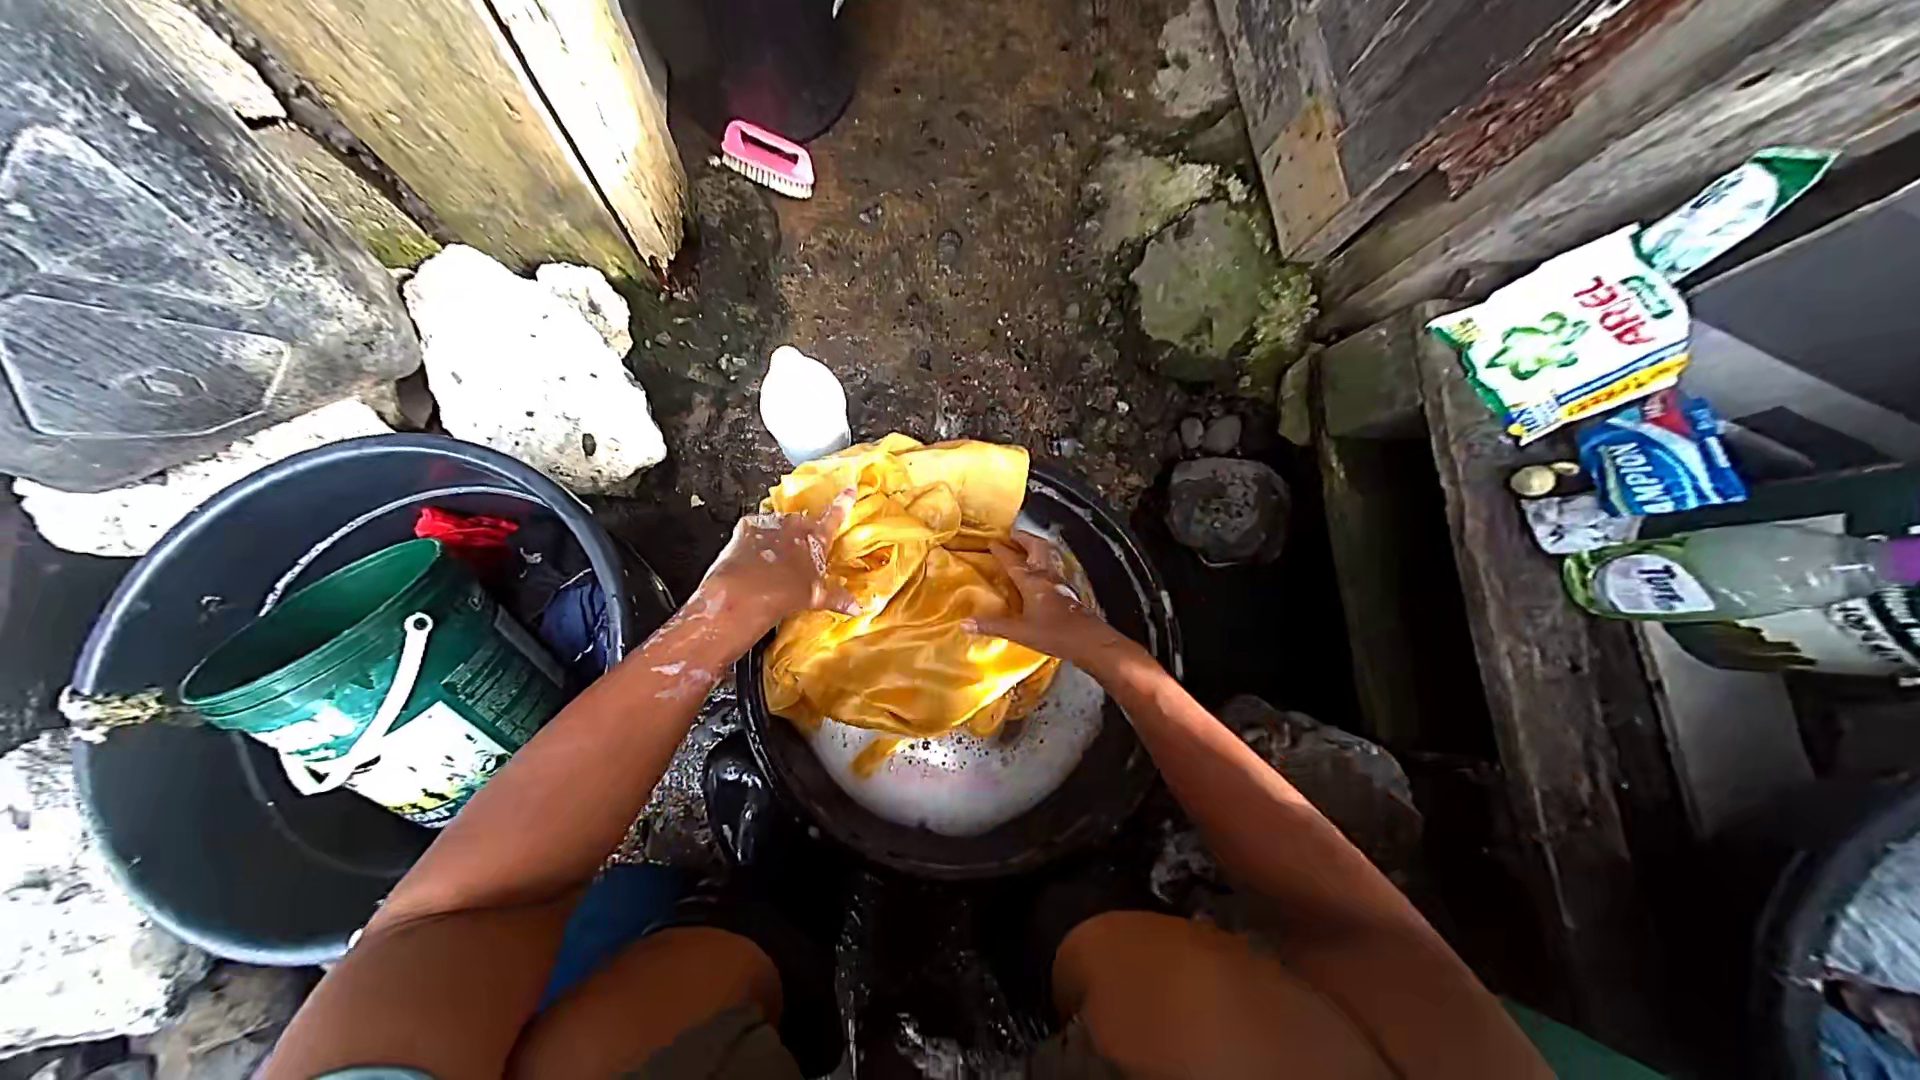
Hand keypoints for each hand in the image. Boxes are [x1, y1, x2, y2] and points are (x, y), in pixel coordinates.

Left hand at [699, 490, 860, 627]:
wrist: (746, 592)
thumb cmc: (787, 593)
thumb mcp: (815, 597)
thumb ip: (837, 598)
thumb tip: (856, 608)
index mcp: (816, 538)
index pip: (835, 516)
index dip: (844, 502)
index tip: (849, 488)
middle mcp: (796, 525)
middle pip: (803, 523)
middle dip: (801, 534)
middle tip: (797, 554)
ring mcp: (771, 523)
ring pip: (779, 525)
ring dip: (778, 537)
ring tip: (772, 559)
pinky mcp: (748, 526)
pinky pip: (756, 529)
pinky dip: (756, 539)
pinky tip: (753, 556)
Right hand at [968, 531, 1136, 667]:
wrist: (1090, 641)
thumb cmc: (1055, 634)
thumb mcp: (1019, 631)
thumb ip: (992, 626)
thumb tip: (963, 623)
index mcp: (1032, 582)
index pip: (1013, 560)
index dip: (1001, 550)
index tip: (991, 541)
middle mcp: (1046, 577)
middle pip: (1036, 547)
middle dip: (1023, 538)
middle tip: (1011, 534)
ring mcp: (1059, 583)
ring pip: (1046, 556)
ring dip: (1034, 548)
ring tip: (1024, 548)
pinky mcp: (1067, 592)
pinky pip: (1051, 569)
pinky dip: (1042, 563)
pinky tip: (1038, 574)